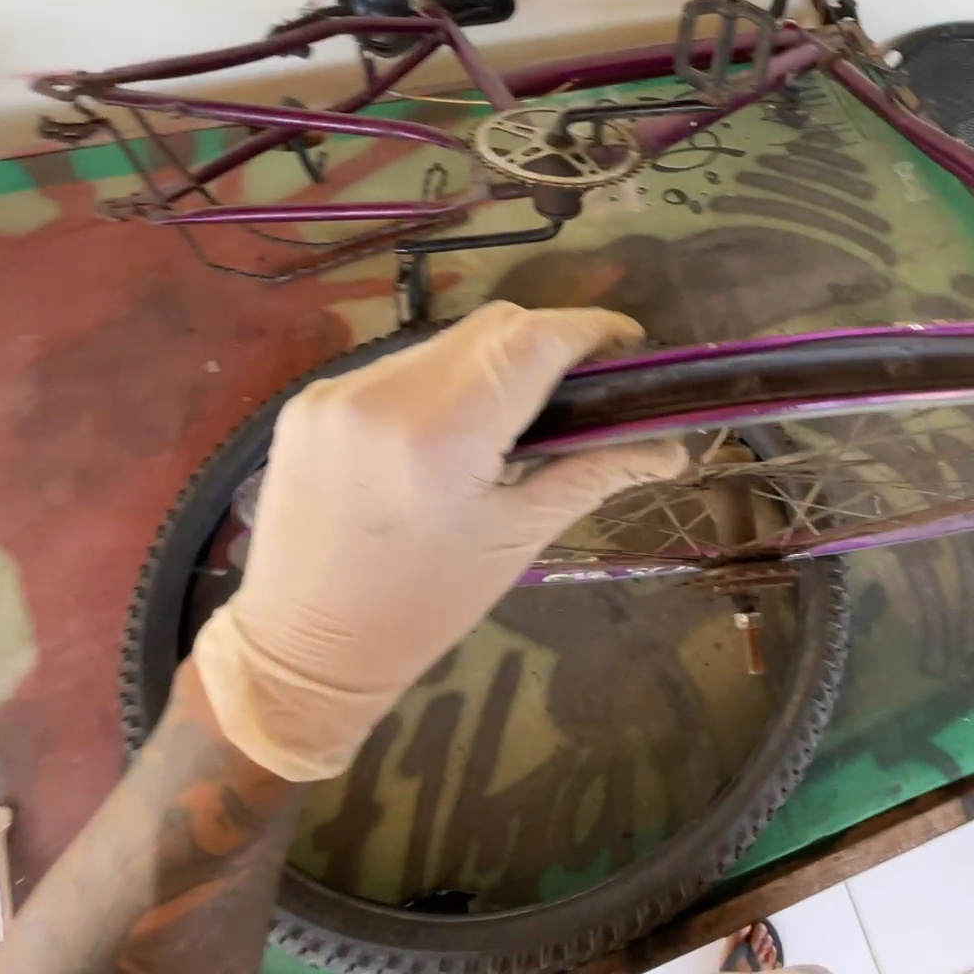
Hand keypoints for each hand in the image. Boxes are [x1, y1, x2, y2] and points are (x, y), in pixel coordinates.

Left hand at [191, 302, 687, 780]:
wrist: (300, 648)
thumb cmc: (425, 607)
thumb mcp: (520, 538)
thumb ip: (597, 473)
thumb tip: (673, 448)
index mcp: (442, 438)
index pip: (534, 340)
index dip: (591, 328)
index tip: (628, 342)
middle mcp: (383, 394)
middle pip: (494, 326)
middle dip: (550, 339)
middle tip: (584, 382)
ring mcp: (337, 390)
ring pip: (448, 341)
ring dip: (497, 358)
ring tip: (519, 408)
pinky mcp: (311, 399)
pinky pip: (402, 364)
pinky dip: (447, 377)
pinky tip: (455, 422)